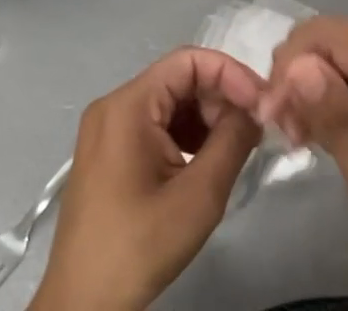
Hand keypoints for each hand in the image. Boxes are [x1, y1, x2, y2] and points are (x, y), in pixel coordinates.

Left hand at [30, 48, 264, 310]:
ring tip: (234, 151)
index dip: (232, 75)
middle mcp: (113, 107)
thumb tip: (257, 108)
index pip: (190, 61)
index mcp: (128, 105)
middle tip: (254, 132)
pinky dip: (187, 136)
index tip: (262, 106)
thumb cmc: (140, 244)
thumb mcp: (199, 193)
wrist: (84, 302)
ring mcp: (107, 131)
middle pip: (180, 80)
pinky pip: (157, 126)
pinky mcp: (109, 154)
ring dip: (208, 120)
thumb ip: (233, 139)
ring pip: (171, 103)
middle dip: (222, 100)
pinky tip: (206, 164)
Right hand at [260, 17, 347, 246]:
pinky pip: (323, 51)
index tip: (276, 123)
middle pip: (312, 35)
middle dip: (289, 81)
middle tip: (291, 133)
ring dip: (296, 85)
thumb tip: (299, 68)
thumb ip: (337, 119)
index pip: (319, 38)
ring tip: (301, 131)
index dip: (287, 74)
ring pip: (312, 41)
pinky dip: (309, 84)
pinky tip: (314, 119)